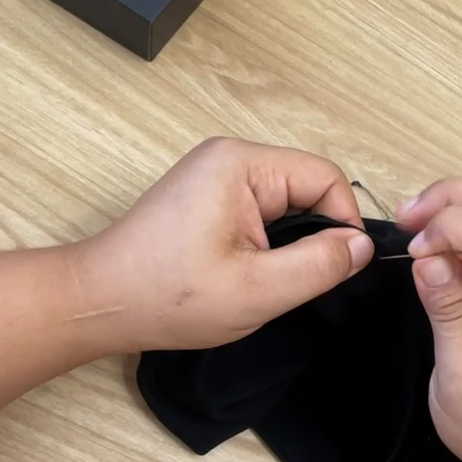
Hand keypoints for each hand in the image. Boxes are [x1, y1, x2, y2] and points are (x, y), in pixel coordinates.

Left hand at [69, 137, 371, 351]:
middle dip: (316, 234)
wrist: (98, 303)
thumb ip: (320, 264)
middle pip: (309, 187)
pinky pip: (266, 211)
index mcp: (241, 165)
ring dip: (293, 241)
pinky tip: (253, 270)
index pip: (326, 178)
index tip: (338, 267)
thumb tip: (362, 246)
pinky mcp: (211, 195)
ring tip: (271, 277)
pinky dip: (272, 241)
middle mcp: (230, 158)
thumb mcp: (258, 290)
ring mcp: (218, 174)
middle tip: (299, 280)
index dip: (343, 223)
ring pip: (290, 202)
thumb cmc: (167, 297)